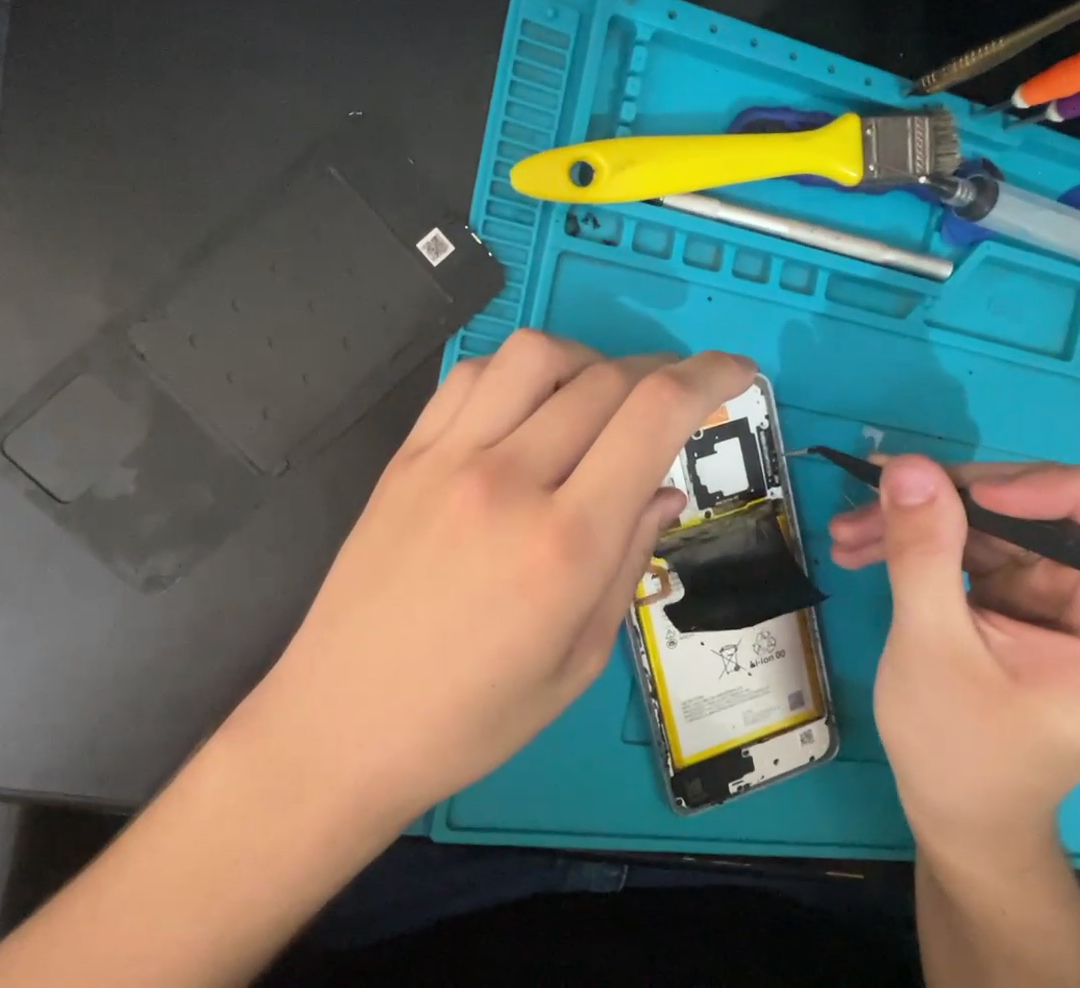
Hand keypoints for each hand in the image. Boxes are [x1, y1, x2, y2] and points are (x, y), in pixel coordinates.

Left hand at [235, 330, 755, 823]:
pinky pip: (471, 376)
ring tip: (600, 399)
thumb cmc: (472, 718)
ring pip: (537, 354)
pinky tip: (527, 408)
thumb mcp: (580, 660)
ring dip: (589, 360)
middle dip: (664, 373)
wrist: (342, 725)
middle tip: (677, 400)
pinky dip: (517, 372)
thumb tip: (666, 489)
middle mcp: (510, 480)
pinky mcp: (406, 456)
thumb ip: (630, 560)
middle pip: (608, 378)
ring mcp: (449, 459)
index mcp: (567, 543)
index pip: (655, 415)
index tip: (738, 373)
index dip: (711, 376)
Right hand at [828, 456, 1079, 857]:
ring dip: (930, 511)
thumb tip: (906, 466)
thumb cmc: (964, 753)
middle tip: (884, 498)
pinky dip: (926, 534)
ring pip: (1015, 507)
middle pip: (1070, 495)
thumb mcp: (936, 651)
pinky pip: (987, 534)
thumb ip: (924, 554)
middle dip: (970, 494)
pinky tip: (864, 547)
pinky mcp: (1038, 590)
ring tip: (851, 532)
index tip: (984, 503)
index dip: (1075, 484)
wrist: (957, 809)